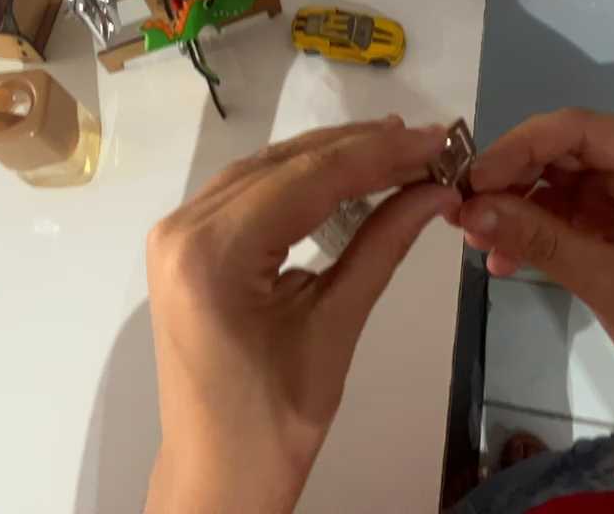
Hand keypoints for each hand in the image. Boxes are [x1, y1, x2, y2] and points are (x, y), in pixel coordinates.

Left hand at [145, 117, 459, 513]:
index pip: (310, 178)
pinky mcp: (186, 238)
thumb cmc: (275, 421)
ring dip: (333, 156)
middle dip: (361, 149)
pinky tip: (343, 169)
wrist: (216, 474)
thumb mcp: (335, 328)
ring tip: (395, 144)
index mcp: (214, 254)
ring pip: (269, 168)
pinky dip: (302, 176)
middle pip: (288, 164)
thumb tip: (435, 190)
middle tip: (424, 139)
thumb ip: (383, 245)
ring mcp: (178, 229)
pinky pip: (251, 188)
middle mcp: (185, 225)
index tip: (434, 138)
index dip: (379, 153)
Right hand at [456, 108, 613, 433]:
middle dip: (509, 179)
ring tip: (474, 239)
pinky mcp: (612, 225)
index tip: (474, 180)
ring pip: (552, 182)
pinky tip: (501, 260)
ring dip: (512, 208)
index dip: (520, 146)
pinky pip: (558, 214)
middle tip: (461, 210)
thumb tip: (470, 206)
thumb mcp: (613, 283)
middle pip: (559, 151)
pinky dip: (528, 233)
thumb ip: (540, 239)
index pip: (577, 129)